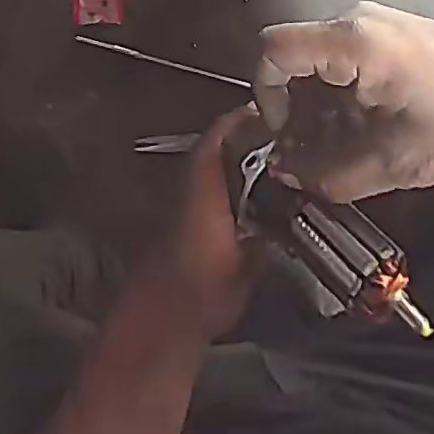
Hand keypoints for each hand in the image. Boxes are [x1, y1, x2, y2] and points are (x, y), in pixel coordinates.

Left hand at [139, 106, 266, 337]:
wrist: (156, 321)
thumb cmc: (201, 294)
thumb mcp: (245, 272)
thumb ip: (261, 246)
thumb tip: (276, 228)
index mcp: (204, 193)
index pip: (213, 143)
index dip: (233, 122)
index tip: (258, 112)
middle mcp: (189, 192)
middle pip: (210, 152)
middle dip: (238, 140)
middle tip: (274, 137)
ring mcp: (181, 206)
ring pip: (206, 171)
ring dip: (230, 161)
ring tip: (268, 161)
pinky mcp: (178, 223)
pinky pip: (204, 190)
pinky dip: (223, 184)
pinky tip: (248, 197)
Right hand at [255, 2, 433, 201]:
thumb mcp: (397, 162)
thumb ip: (328, 172)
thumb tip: (283, 174)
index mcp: (353, 38)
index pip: (272, 51)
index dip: (266, 97)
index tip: (286, 138)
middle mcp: (361, 19)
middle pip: (297, 59)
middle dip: (298, 111)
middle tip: (316, 157)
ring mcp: (385, 25)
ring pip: (324, 64)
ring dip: (325, 110)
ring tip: (352, 152)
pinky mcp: (404, 38)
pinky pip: (353, 62)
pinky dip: (349, 99)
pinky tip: (377, 132)